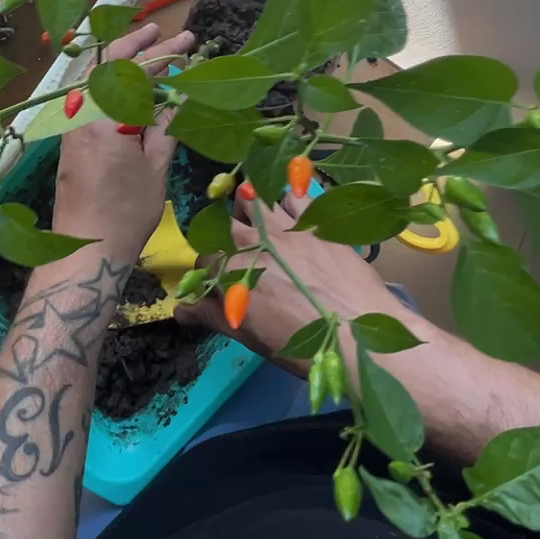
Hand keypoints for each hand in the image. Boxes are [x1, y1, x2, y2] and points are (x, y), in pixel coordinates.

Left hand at [51, 22, 194, 257]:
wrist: (85, 247)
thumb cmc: (125, 212)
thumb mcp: (154, 168)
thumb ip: (165, 126)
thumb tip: (179, 96)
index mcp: (104, 116)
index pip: (135, 71)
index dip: (162, 52)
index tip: (186, 40)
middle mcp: (81, 112)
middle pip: (109, 66)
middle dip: (137, 46)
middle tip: (163, 31)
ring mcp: (70, 124)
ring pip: (95, 79)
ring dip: (121, 61)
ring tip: (147, 44)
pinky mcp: (69, 137)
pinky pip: (89, 98)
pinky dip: (110, 84)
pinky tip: (128, 83)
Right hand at [176, 189, 417, 367]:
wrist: (359, 336)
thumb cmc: (301, 344)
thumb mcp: (250, 335)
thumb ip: (212, 316)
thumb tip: (179, 310)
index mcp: (231, 271)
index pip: (206, 261)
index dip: (209, 271)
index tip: (218, 281)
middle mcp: (251, 242)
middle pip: (224, 225)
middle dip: (224, 232)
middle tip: (236, 244)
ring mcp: (282, 228)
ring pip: (253, 199)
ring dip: (247, 202)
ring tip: (252, 207)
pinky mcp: (314, 222)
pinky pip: (293, 195)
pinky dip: (286, 194)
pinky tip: (287, 197)